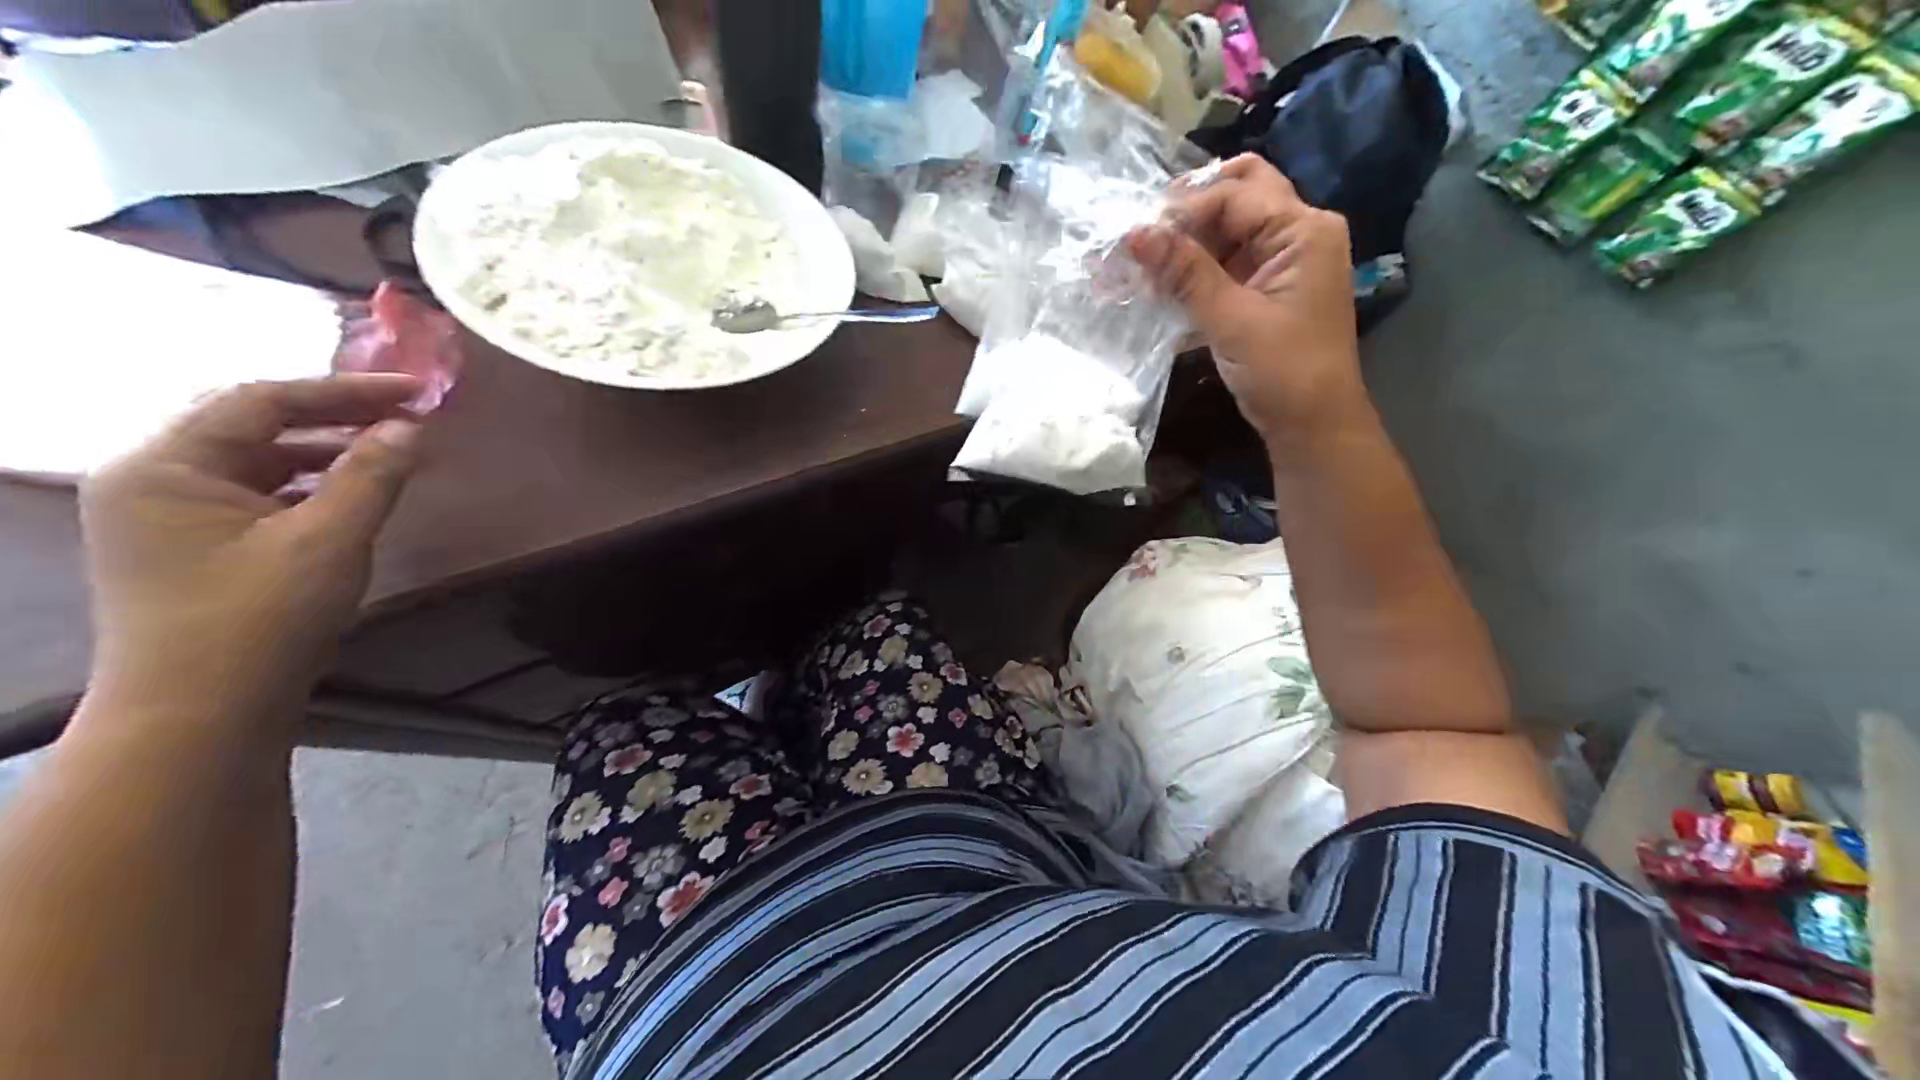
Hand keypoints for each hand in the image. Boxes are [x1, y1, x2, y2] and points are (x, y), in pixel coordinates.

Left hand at [79, 375, 423, 736]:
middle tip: (407, 416)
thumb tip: (409, 428)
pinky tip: (356, 494)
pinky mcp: (192, 548)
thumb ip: (372, 476)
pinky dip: (311, 487)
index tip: (412, 392)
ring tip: (394, 453)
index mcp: (163, 466)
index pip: (259, 401)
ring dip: (328, 454)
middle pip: (253, 427)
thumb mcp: (328, 540)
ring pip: (259, 463)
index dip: (343, 391)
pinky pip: (257, 496)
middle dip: (336, 418)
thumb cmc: (260, 620)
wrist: (201, 717)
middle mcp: (151, 480)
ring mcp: (166, 517)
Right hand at [1125, 154, 1364, 444]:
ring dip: (1189, 240)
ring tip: (1146, 263)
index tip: (1136, 235)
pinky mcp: (1269, 288)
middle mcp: (1299, 233)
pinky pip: (1229, 261)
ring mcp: (1285, 260)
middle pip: (1241, 193)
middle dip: (1191, 208)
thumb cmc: (1282, 371)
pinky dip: (1198, 268)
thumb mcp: (1230, 319)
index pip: (1235, 195)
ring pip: (1231, 227)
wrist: (1313, 424)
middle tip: (1147, 230)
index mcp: (1303, 230)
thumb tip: (1135, 234)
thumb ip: (1184, 272)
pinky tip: (1164, 285)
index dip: (1183, 210)